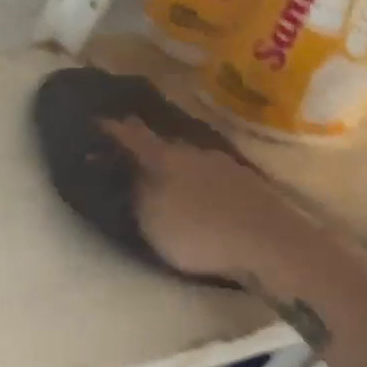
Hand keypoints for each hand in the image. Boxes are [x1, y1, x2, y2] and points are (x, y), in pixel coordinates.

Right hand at [99, 117, 322, 285]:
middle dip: (143, 147)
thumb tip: (128, 168)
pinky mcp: (245, 183)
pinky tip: (192, 191)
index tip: (98, 122)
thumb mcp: (150, 216)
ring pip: (188, 157)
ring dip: (170, 163)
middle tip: (124, 153)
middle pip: (164, 144)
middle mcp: (196, 153)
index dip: (114, 129)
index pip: (134, 136)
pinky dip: (193, 177)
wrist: (268, 244)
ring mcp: (225, 166)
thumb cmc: (196, 233)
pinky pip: (208, 172)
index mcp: (166, 159)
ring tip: (157, 174)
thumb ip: (136, 190)